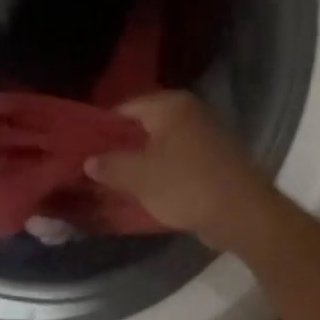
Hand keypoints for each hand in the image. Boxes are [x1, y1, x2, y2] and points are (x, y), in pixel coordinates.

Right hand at [84, 91, 280, 248]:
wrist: (238, 212)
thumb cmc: (186, 187)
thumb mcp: (140, 178)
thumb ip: (110, 166)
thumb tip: (88, 161)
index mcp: (169, 106)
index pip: (123, 109)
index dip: (100, 130)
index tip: (81, 151)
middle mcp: (186, 113)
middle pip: (140, 129)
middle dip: (116, 150)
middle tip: (91, 171)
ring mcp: (198, 137)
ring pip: (155, 148)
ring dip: (134, 165)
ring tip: (109, 185)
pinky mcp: (205, 162)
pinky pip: (170, 164)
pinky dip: (153, 175)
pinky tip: (137, 193)